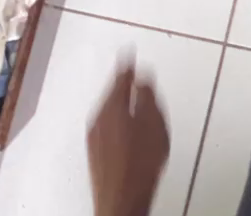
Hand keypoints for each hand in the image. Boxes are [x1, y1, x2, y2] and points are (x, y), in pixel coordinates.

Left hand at [87, 64, 170, 215]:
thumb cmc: (141, 162)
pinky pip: (108, 126)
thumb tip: (144, 76)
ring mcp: (95, 136)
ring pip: (110, 110)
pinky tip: (131, 130)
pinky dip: (119, 120)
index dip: (128, 60)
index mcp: (112, 105)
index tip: (129, 49)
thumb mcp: (154, 120)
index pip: (120, 74)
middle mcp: (99, 117)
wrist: (122, 200)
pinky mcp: (96, 152)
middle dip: (127, 85)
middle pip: (113, 92)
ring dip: (124, 104)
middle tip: (138, 77)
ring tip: (140, 106)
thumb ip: (149, 93)